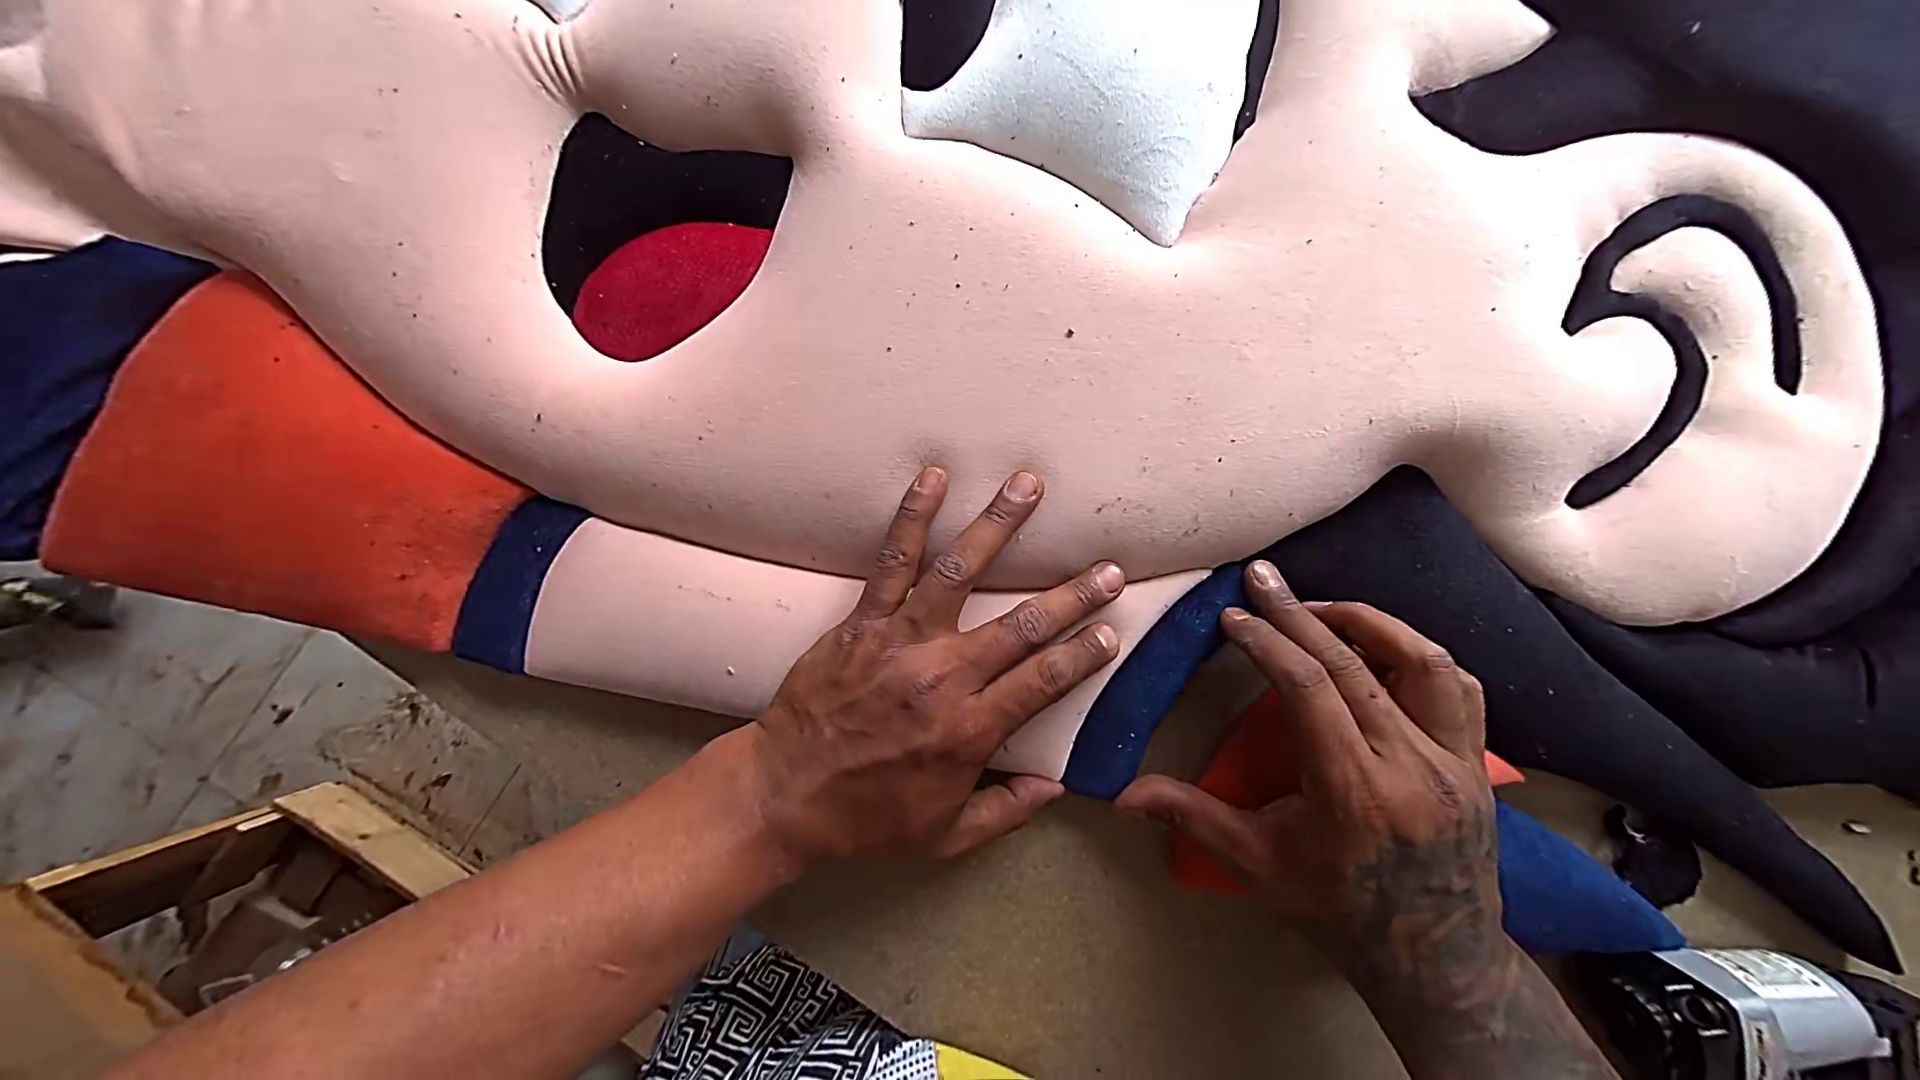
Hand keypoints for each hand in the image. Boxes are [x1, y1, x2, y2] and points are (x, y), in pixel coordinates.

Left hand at [750, 467, 1124, 865]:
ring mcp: (903, 641)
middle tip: (1110, 570)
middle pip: (1023, 625)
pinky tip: (934, 477)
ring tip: (1028, 485)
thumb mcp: (943, 836)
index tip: (1112, 631)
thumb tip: (1058, 787)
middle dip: (1074, 595)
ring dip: (999, 525)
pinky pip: (892, 561)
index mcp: (970, 730)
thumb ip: (1006, 811)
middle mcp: (944, 677)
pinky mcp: (865, 621)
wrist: (785, 794)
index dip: (1084, 654)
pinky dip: (914, 517)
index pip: (1045, 681)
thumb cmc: (865, 817)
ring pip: (960, 572)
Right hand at [1116, 560, 1496, 962]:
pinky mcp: (1476, 763)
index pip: (1307, 688)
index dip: (1265, 642)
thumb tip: (1119, 797)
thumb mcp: (1255, 863)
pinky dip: (1415, 652)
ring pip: (1424, 662)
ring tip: (1317, 606)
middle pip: (1352, 663)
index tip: (1232, 617)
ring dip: (1366, 621)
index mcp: (1351, 789)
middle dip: (1298, 611)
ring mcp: (1455, 762)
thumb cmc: (1337, 907)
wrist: (1438, 959)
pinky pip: (1459, 686)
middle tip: (1262, 577)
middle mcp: (1411, 766)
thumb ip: (1191, 816)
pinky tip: (1377, 646)